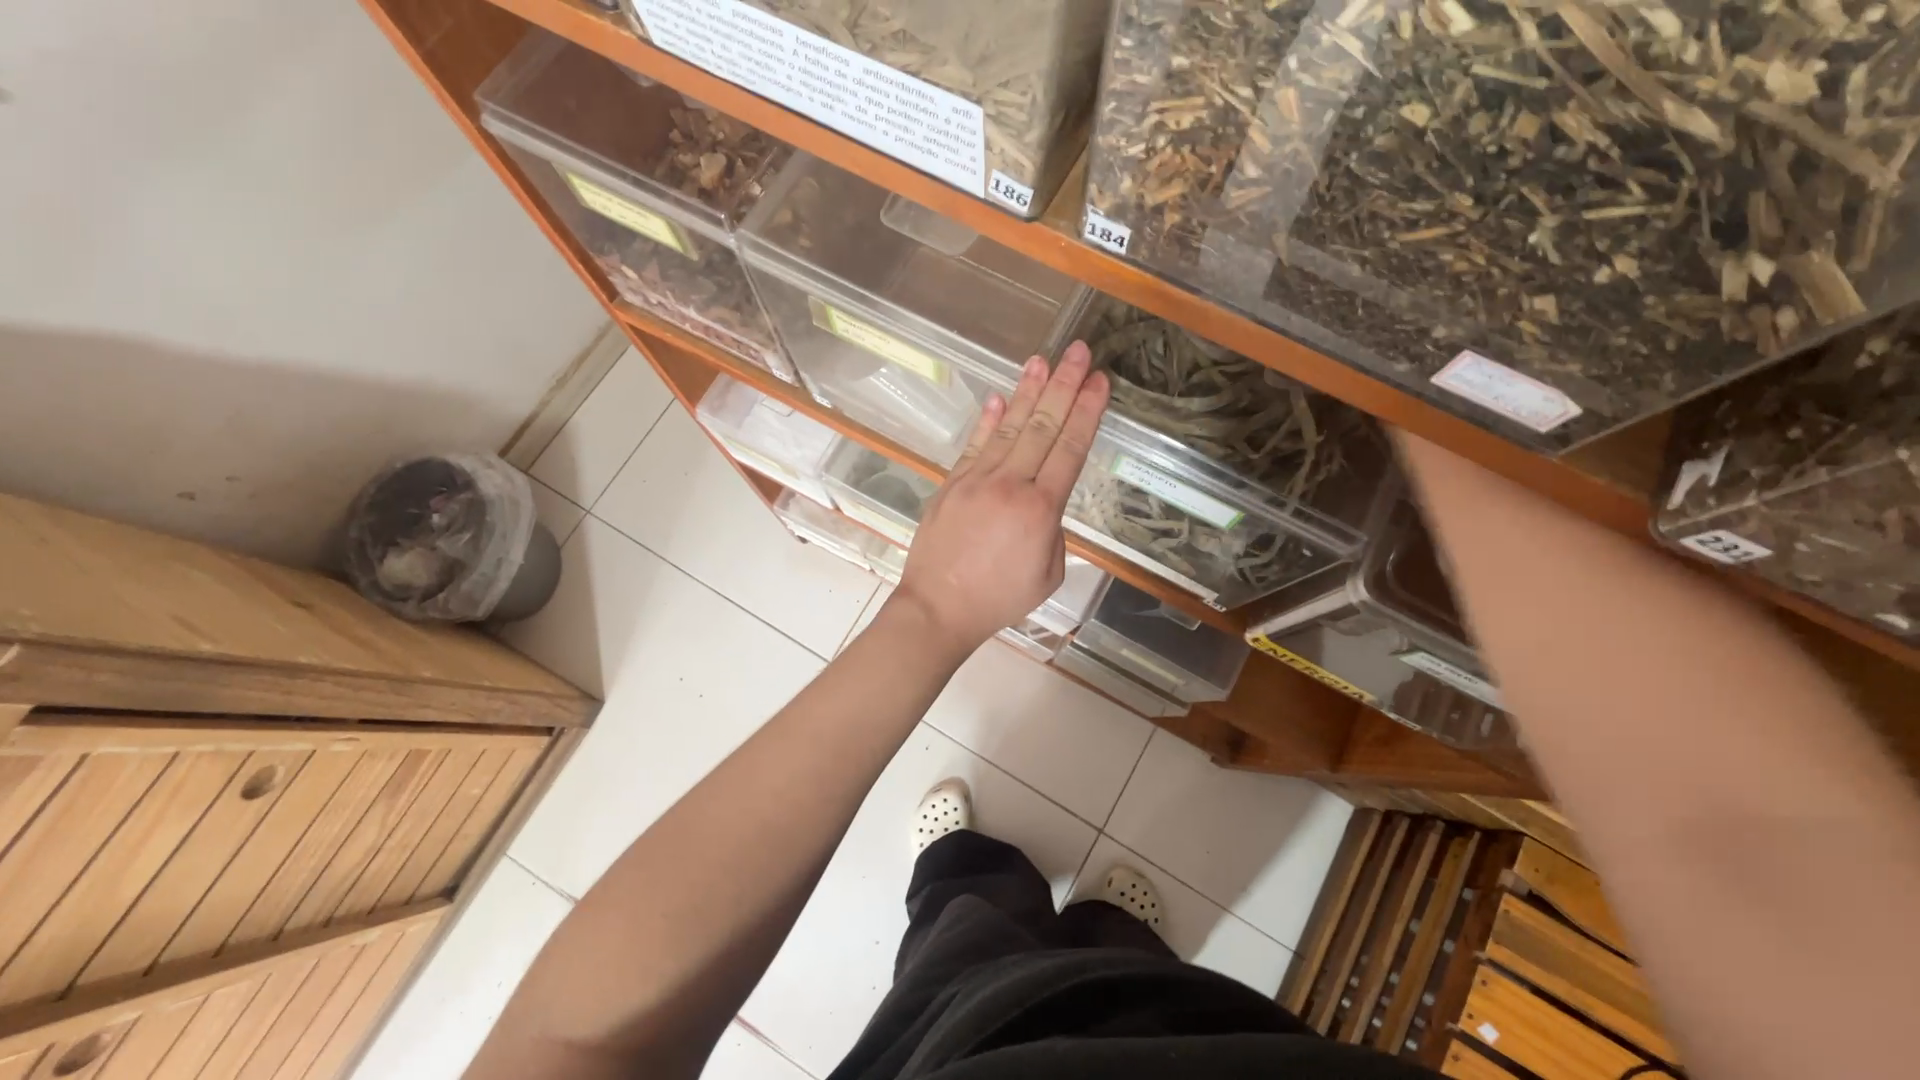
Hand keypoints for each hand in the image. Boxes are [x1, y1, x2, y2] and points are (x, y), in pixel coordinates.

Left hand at [890, 340, 1109, 654]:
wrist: (938, 608)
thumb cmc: (998, 600)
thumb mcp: (1048, 576)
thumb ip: (1053, 533)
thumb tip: (1043, 506)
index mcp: (1040, 510)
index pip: (1070, 449)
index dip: (1087, 412)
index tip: (1099, 381)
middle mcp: (1010, 485)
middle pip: (1042, 427)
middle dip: (1064, 386)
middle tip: (1078, 351)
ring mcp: (976, 480)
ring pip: (1008, 427)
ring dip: (1028, 391)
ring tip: (1043, 360)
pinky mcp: (951, 483)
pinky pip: (974, 444)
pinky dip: (987, 419)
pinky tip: (1000, 396)